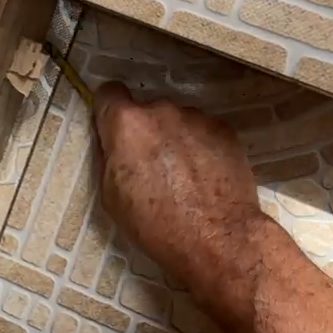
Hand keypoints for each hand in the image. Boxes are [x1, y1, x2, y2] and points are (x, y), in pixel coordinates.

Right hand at [92, 83, 274, 298]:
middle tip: (152, 166)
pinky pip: (203, 131)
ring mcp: (196, 116)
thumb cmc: (156, 224)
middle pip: (146, 111)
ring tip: (185, 176)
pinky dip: (201, 147)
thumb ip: (109, 157)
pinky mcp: (224, 128)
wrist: (218, 240)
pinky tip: (206, 177)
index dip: (109, 110)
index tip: (114, 130)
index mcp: (126, 123)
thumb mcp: (111, 196)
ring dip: (175, 138)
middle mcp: (161, 109)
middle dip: (146, 132)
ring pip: (176, 121)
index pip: (109, 92)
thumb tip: (114, 142)